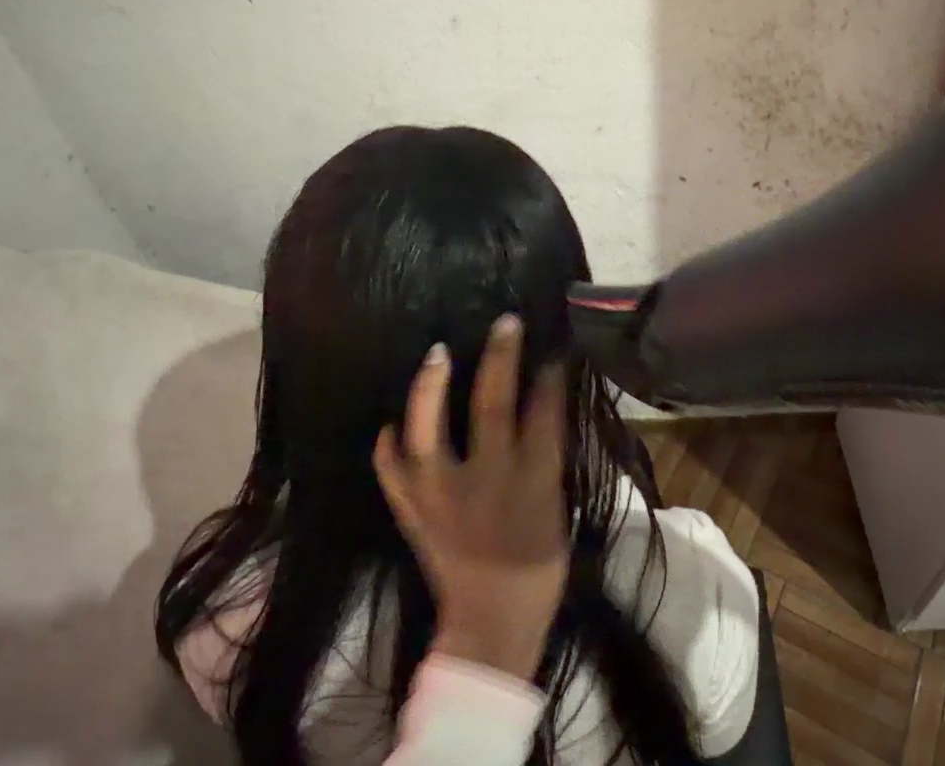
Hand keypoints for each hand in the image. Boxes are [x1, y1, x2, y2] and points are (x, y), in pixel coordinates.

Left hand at [373, 315, 568, 680]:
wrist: (492, 622)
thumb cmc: (538, 569)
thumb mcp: (557, 510)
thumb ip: (548, 460)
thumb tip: (541, 410)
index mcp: (531, 481)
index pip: (541, 413)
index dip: (548, 377)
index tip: (550, 350)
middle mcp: (484, 479)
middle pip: (490, 405)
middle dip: (499, 358)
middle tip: (503, 323)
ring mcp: (440, 494)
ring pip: (428, 430)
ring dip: (431, 387)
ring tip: (437, 353)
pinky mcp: (412, 512)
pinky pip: (391, 470)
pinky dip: (386, 444)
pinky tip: (390, 423)